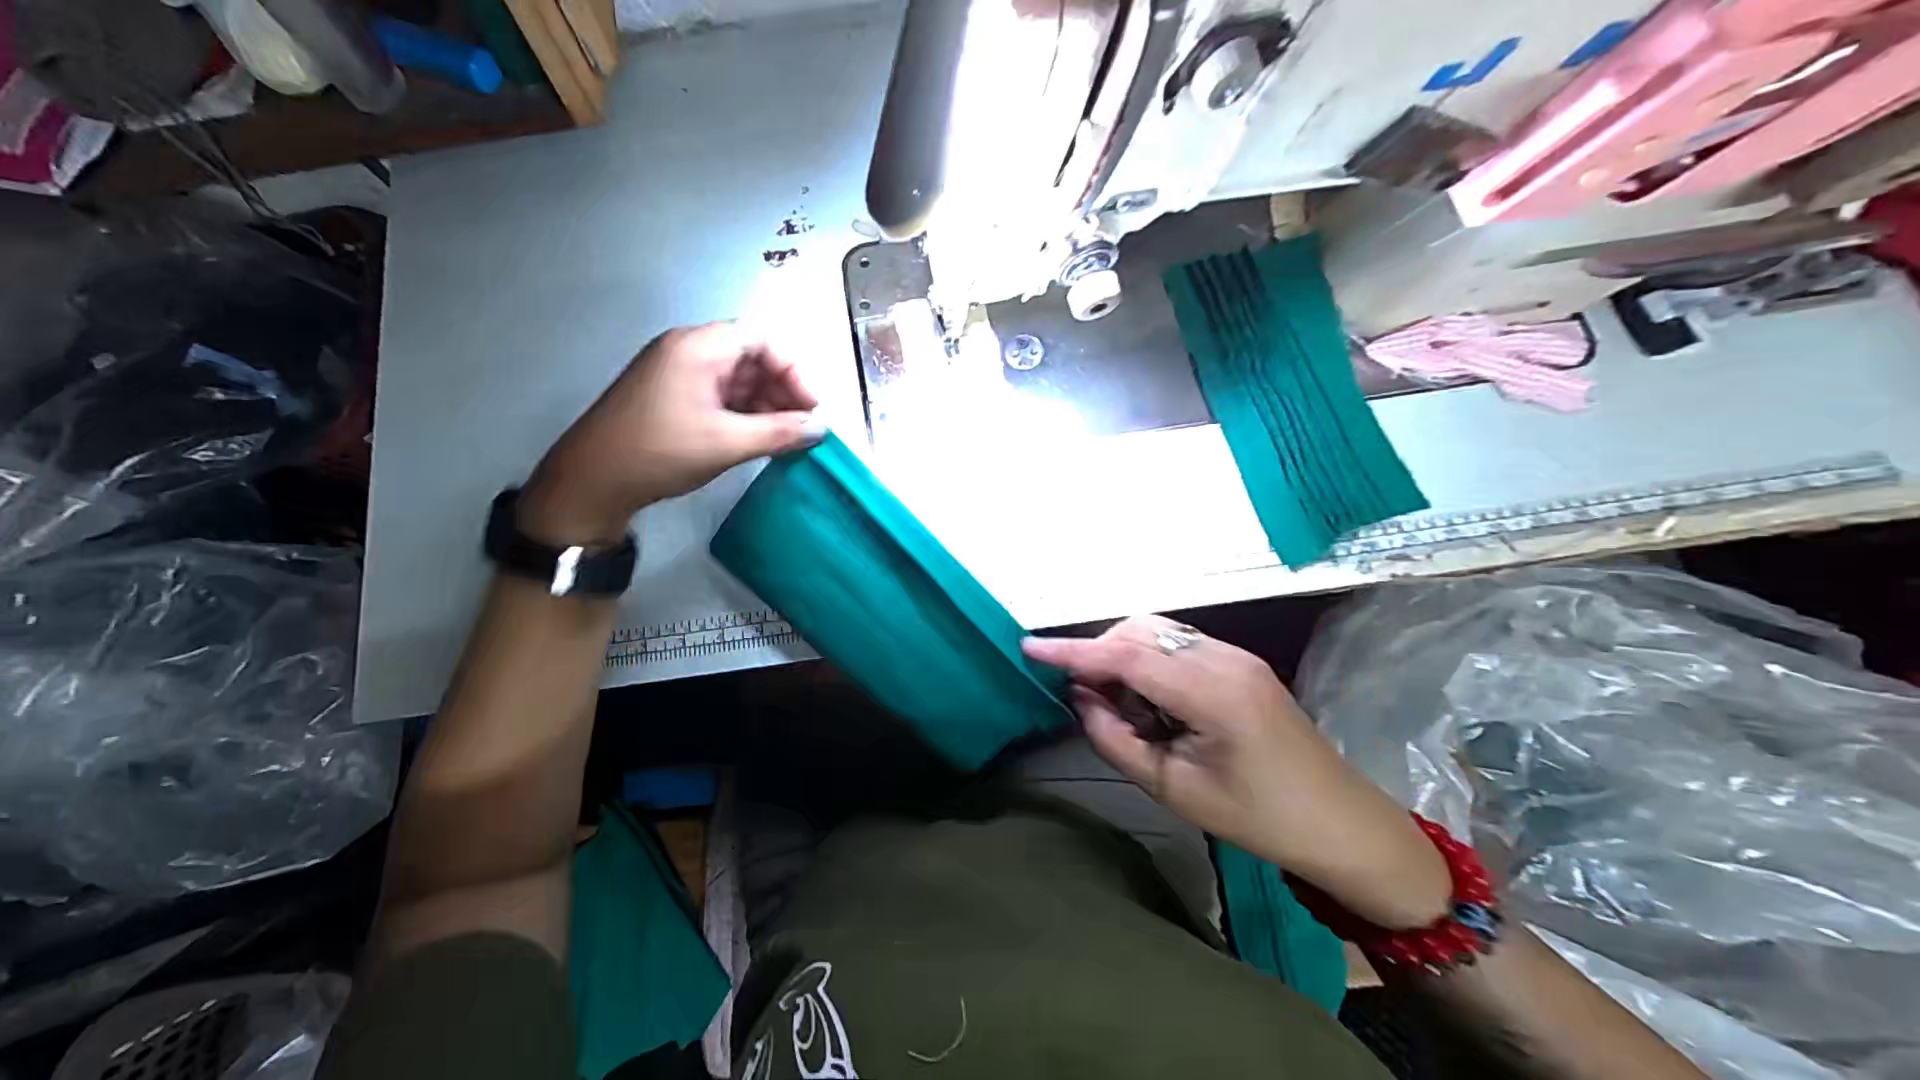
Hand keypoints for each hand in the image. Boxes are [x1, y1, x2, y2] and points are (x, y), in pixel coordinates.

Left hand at [520, 322, 825, 544]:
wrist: (591, 482)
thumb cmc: (659, 452)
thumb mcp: (727, 443)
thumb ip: (780, 433)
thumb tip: (820, 429)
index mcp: (698, 347)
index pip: (762, 339)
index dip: (794, 370)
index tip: (811, 406)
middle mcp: (689, 351)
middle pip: (752, 357)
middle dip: (783, 390)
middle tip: (802, 427)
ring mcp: (679, 374)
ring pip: (739, 379)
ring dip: (767, 406)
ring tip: (785, 438)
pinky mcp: (674, 398)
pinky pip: (721, 396)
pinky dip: (746, 415)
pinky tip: (761, 440)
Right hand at [1022, 615, 1452, 929]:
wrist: (1341, 823)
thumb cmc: (1259, 818)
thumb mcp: (1175, 789)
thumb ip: (1116, 739)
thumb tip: (1079, 699)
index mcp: (1211, 691)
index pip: (1126, 655)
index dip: (1073, 651)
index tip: (1029, 646)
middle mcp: (1223, 658)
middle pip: (1139, 633)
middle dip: (1097, 654)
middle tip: (1080, 697)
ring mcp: (1235, 655)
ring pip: (1157, 633)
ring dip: (1123, 657)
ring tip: (1118, 706)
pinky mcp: (1240, 662)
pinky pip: (1178, 645)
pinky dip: (1148, 661)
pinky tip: (1148, 699)